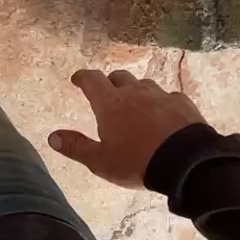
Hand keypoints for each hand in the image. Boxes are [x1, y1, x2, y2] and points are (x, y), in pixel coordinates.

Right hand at [49, 70, 206, 188]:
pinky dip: (161, 102)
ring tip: (135, 104)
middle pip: (119, 76)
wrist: (187, 163)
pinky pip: (169, 96)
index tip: (77, 79)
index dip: (82, 77)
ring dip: (136, 90)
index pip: (91, 80)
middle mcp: (134, 93)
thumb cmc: (136, 161)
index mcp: (110, 104)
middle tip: (107, 94)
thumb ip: (76, 147)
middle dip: (110, 82)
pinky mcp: (183, 103)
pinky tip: (163, 114)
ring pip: (144, 84)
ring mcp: (161, 95)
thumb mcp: (100, 161)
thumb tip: (51, 137)